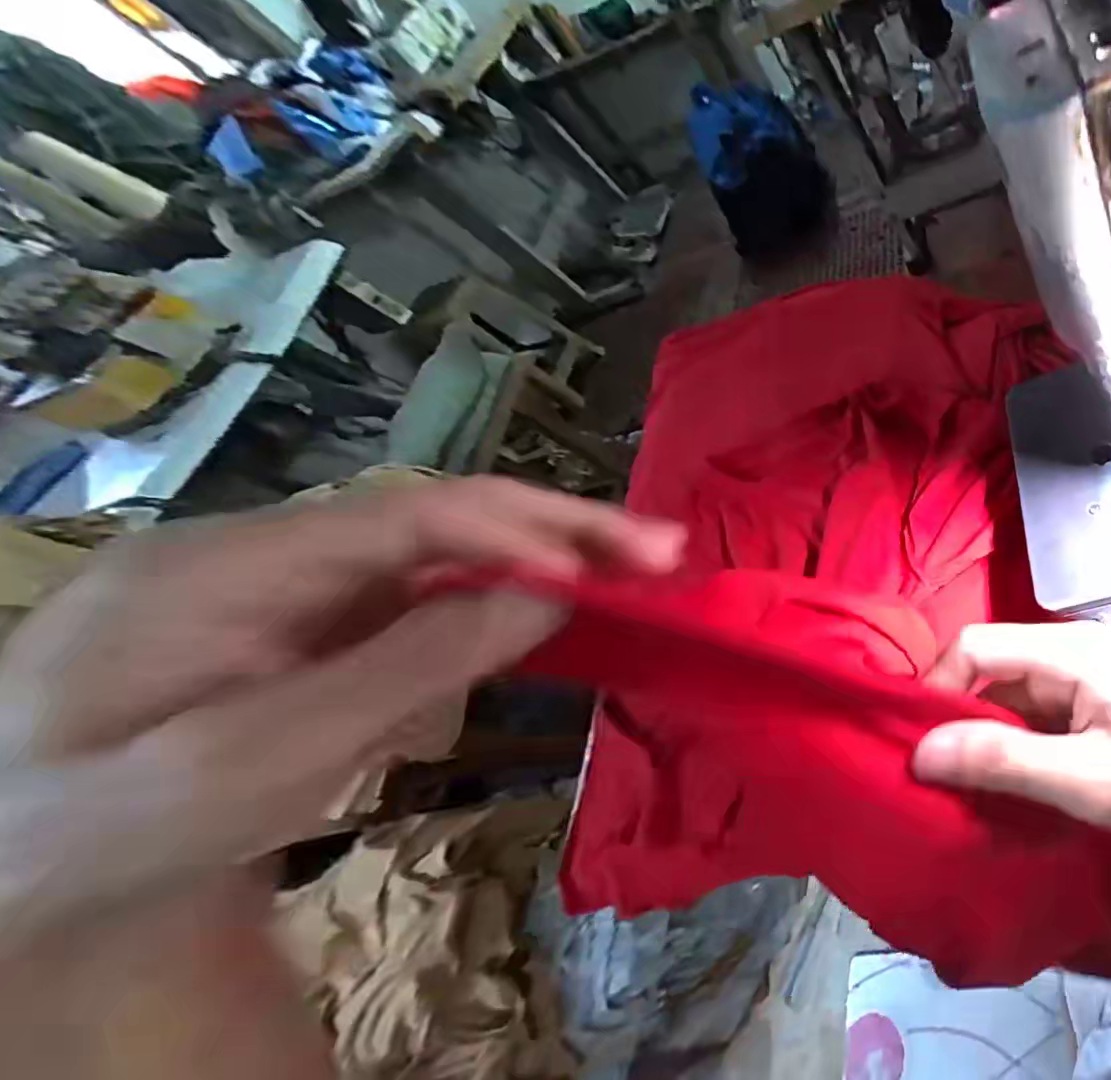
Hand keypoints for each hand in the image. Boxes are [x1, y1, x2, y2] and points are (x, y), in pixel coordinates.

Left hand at [0, 477, 682, 937]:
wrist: (9, 879)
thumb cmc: (104, 828)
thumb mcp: (253, 758)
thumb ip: (409, 665)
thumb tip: (550, 594)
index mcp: (236, 561)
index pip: (417, 515)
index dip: (531, 530)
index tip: (620, 564)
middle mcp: (280, 549)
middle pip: (449, 516)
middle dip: (564, 527)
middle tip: (661, 547)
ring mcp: (307, 583)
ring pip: (455, 550)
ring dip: (552, 554)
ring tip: (637, 565)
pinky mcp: (330, 619)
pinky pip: (439, 593)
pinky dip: (515, 593)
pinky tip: (563, 599)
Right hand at [910, 622, 1110, 833]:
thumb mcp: (1083, 779)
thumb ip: (1001, 762)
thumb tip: (921, 752)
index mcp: (1069, 650)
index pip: (976, 645)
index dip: (939, 687)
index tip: (923, 744)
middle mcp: (1069, 646)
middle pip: (989, 664)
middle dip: (959, 713)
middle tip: (939, 770)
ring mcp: (1081, 669)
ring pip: (1008, 688)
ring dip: (985, 730)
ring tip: (967, 780)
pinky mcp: (1089, 693)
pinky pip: (1032, 705)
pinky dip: (1012, 737)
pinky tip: (1008, 775)